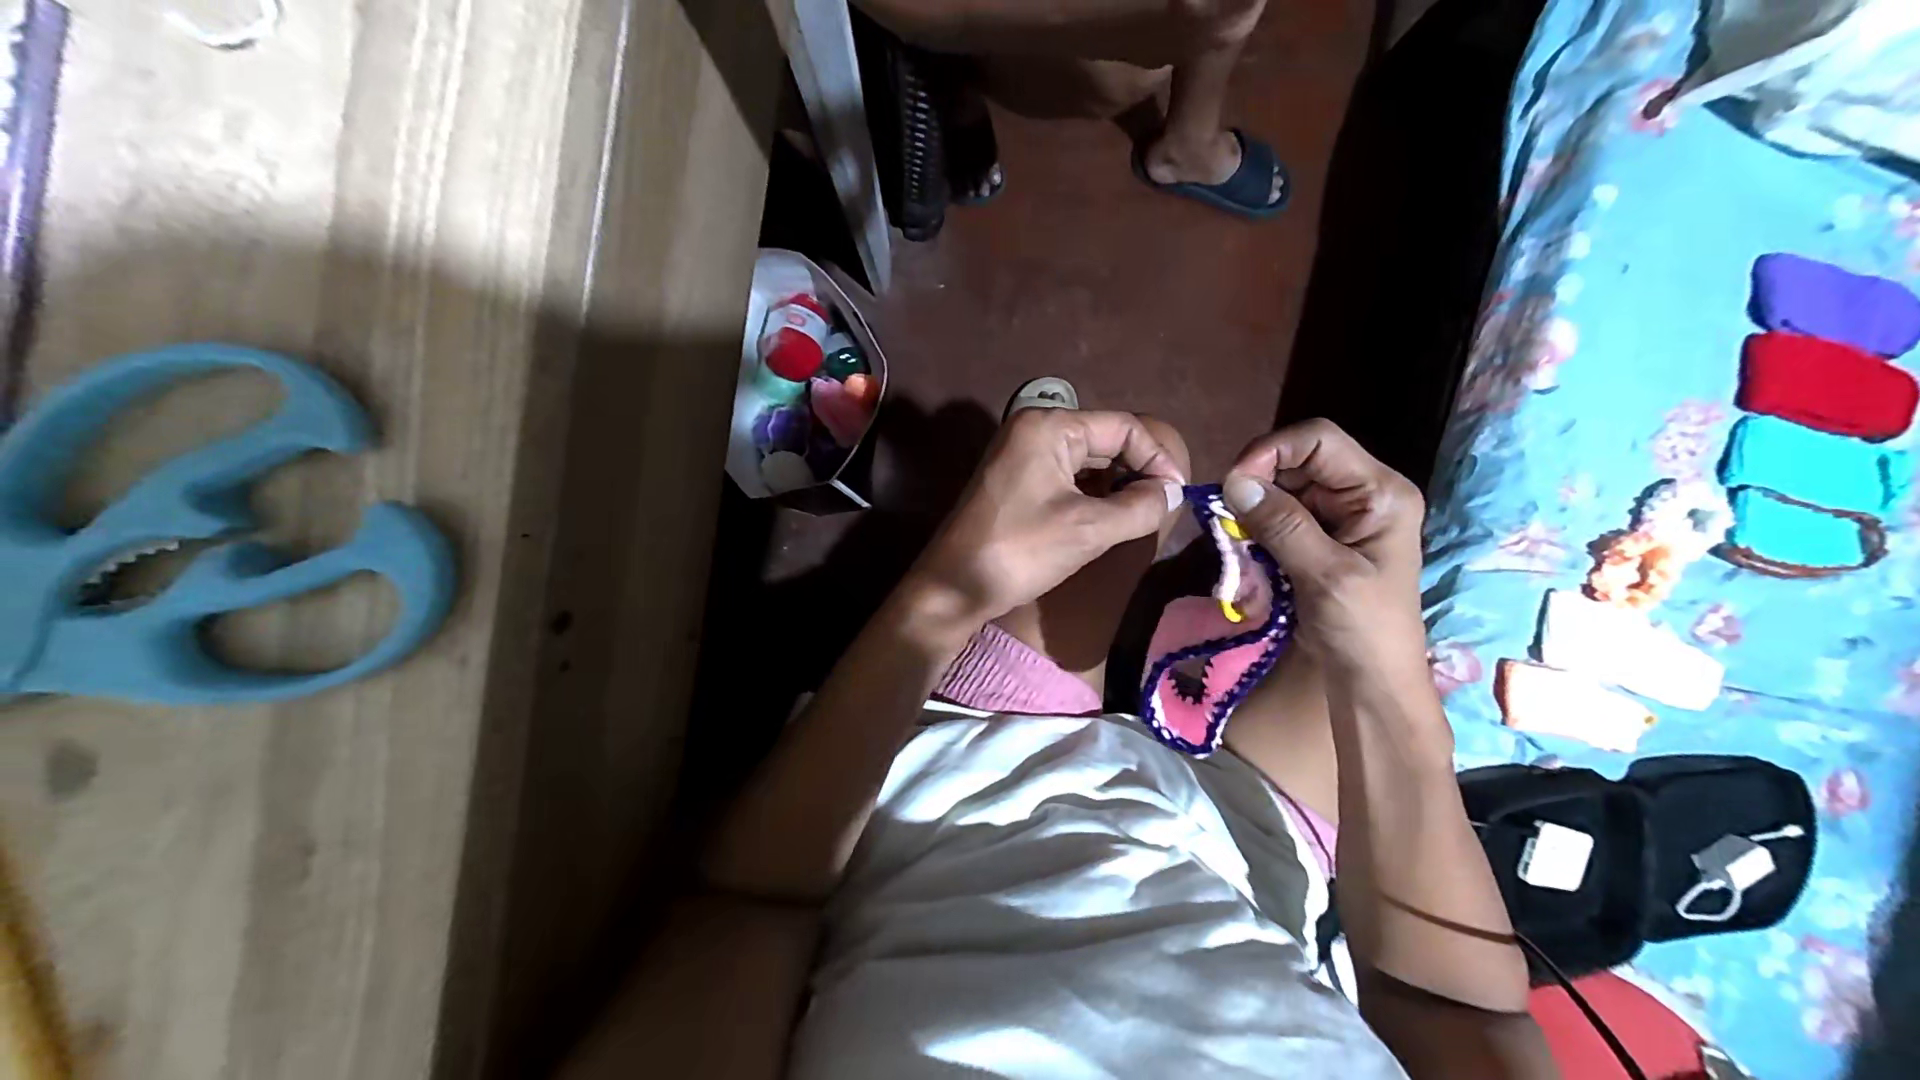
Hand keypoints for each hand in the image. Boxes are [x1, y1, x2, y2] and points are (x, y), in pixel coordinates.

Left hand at [904, 408, 1185, 630]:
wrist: (954, 587)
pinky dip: (1090, 494)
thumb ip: (1140, 506)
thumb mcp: (1090, 528)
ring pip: (1085, 461)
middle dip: (1136, 471)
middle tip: (1161, 506)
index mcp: (1049, 426)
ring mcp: (1019, 455)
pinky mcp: (1014, 481)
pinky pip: (1064, 477)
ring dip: (1115, 485)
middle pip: (1104, 440)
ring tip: (1138, 515)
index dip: (1156, 458)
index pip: (1122, 427)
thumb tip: (1172, 492)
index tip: (1178, 494)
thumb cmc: (1021, 550)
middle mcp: (1032, 429)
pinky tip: (1106, 518)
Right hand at [1222, 419, 1426, 675]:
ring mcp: (1340, 514)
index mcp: (1380, 492)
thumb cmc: (1362, 628)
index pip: (1319, 440)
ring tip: (1239, 538)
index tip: (1233, 484)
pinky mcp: (1318, 535)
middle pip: (1297, 459)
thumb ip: (1283, 524)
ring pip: (1282, 486)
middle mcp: (1362, 493)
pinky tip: (1249, 549)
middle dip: (1258, 482)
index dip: (1271, 451)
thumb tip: (1235, 482)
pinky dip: (1256, 526)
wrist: (1371, 680)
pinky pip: (1278, 513)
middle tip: (1229, 517)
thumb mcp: (1325, 574)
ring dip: (1253, 507)